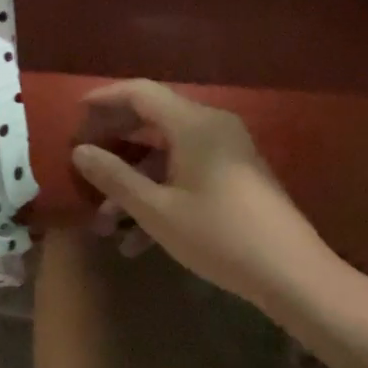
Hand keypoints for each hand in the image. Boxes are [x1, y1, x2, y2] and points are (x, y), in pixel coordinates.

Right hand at [71, 79, 333, 306]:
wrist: (293, 275)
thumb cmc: (220, 236)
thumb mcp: (157, 210)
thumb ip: (115, 177)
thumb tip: (80, 152)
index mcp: (192, 123)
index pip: (139, 92)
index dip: (104, 100)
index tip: (74, 116)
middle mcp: (210, 126)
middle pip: (151, 119)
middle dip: (114, 144)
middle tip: (83, 161)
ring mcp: (226, 151)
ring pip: (166, 154)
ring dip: (134, 182)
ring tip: (105, 223)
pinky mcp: (235, 177)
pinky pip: (186, 171)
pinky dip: (160, 193)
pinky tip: (137, 240)